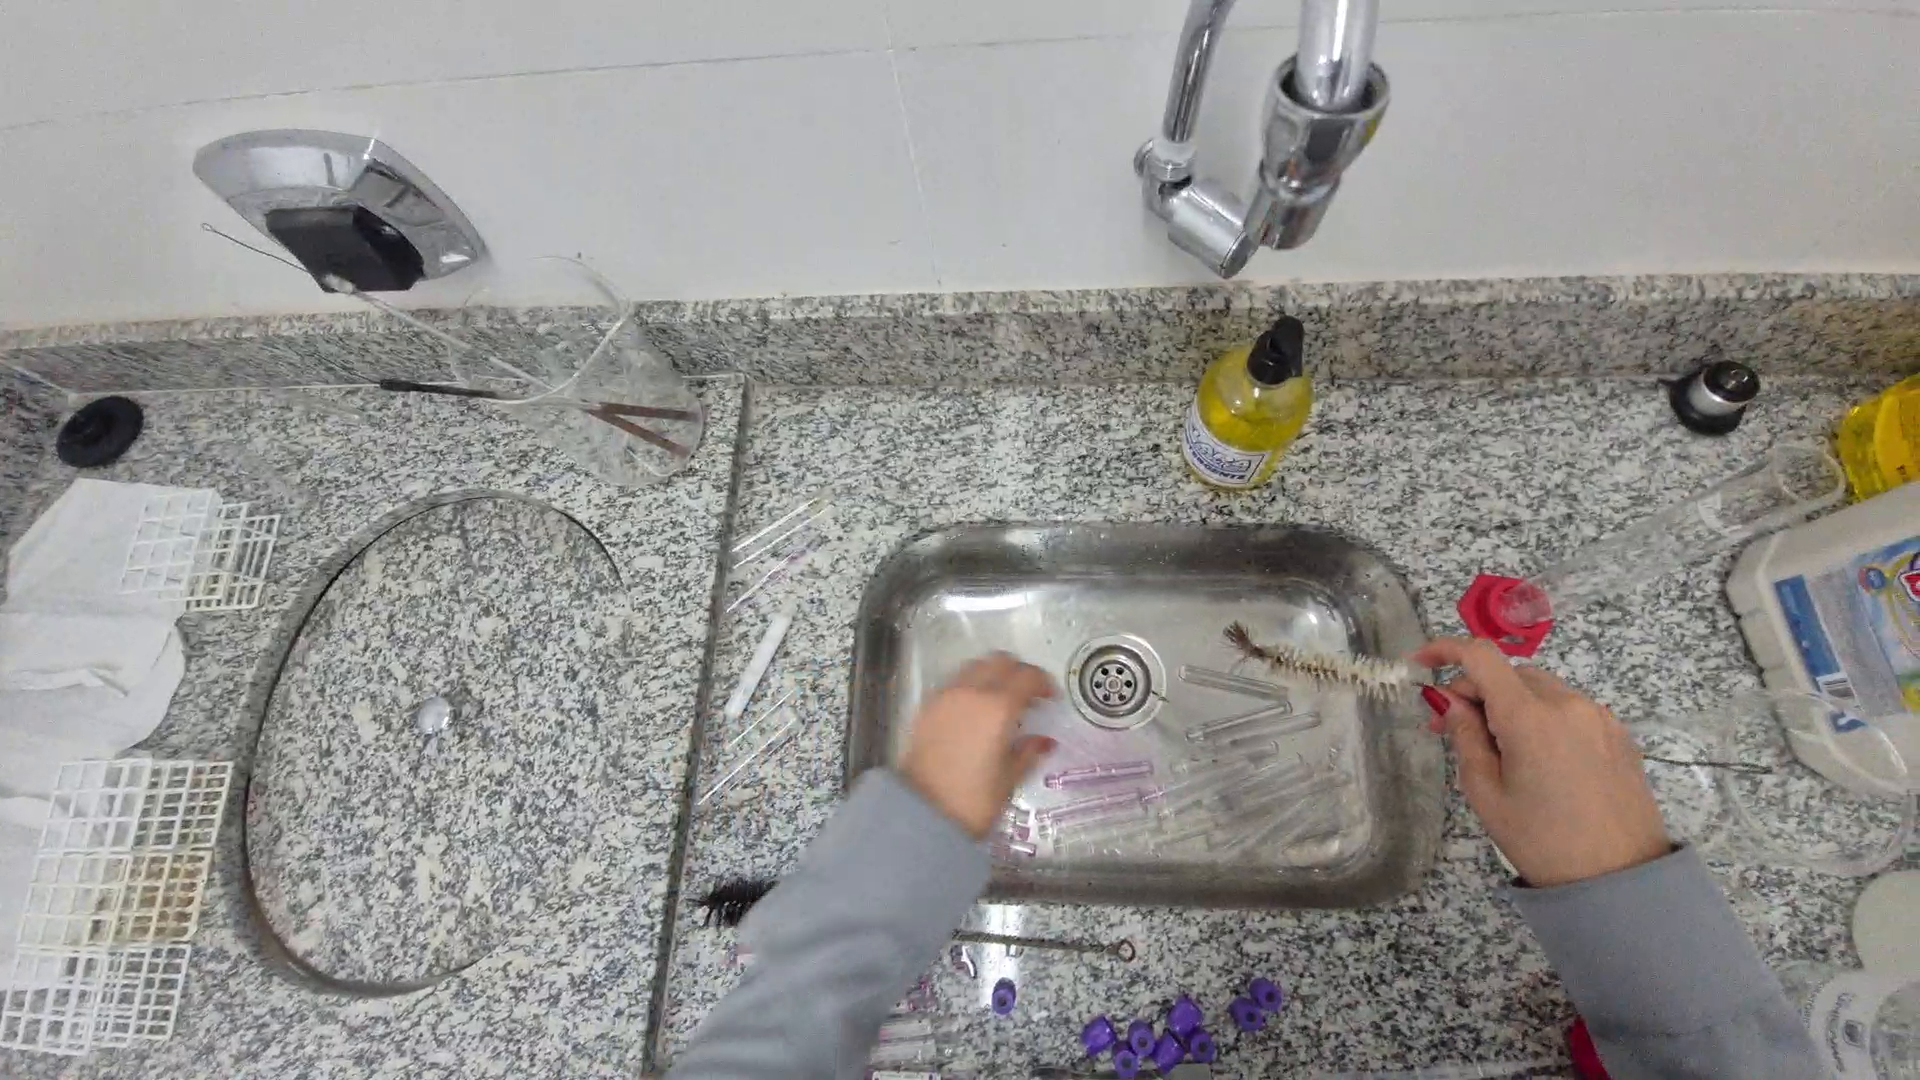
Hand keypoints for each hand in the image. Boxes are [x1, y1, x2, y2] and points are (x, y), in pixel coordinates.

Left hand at [899, 652, 1059, 839]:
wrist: (920, 813)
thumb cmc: (972, 801)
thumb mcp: (1009, 779)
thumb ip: (1028, 753)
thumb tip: (1043, 740)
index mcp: (998, 708)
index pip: (1028, 677)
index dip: (1043, 683)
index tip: (1050, 698)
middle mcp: (972, 692)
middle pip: (1001, 661)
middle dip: (1019, 672)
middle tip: (1028, 695)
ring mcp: (947, 695)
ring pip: (976, 666)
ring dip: (994, 674)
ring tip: (1001, 701)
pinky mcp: (928, 705)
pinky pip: (956, 681)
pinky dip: (971, 685)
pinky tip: (976, 710)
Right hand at [1413, 637, 1670, 887]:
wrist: (1624, 882)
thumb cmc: (1541, 839)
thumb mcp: (1484, 790)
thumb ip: (1464, 734)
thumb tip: (1450, 700)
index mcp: (1529, 716)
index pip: (1480, 656)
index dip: (1444, 650)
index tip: (1419, 665)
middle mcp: (1568, 704)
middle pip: (1507, 672)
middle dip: (1472, 690)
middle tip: (1449, 727)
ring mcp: (1598, 717)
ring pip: (1536, 687)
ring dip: (1506, 702)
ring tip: (1493, 745)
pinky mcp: (1618, 734)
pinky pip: (1565, 707)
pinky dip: (1537, 714)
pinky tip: (1532, 754)